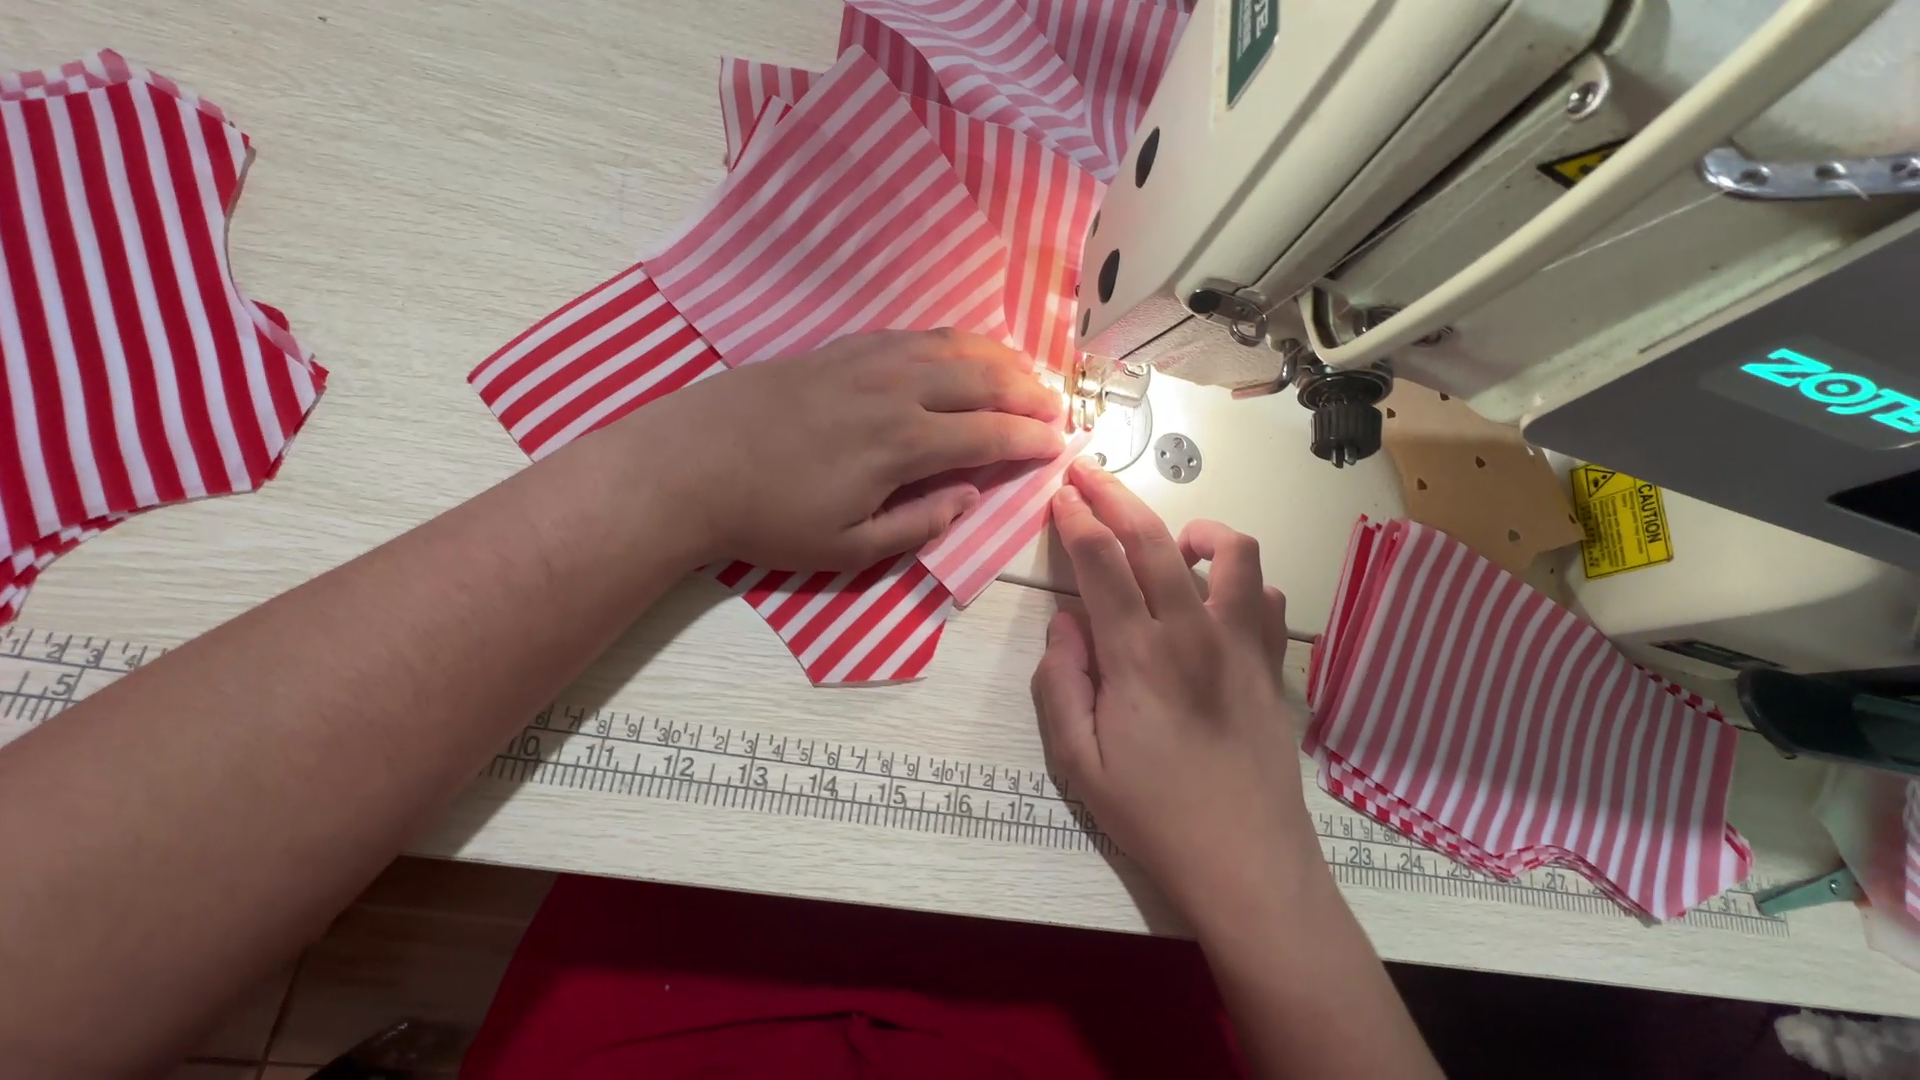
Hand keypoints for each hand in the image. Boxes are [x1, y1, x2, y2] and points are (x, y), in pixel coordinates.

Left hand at [604, 329, 1064, 570]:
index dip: (1032, 439)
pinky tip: (961, 351)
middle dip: (1030, 392)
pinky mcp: (840, 346)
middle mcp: (896, 389)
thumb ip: (918, 526)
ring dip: (999, 357)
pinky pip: (914, 334)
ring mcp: (866, 359)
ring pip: (953, 346)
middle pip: (983, 378)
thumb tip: (968, 498)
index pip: (989, 433)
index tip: (1060, 445)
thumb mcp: (847, 548)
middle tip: (1056, 407)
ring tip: (1026, 372)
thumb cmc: (769, 517)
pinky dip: (953, 341)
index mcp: (902, 443)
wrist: (688, 464)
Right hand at [1032, 459, 1316, 926]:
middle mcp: (1194, 633)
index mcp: (1139, 656)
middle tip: (1088, 472)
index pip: (1102, 561)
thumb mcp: (1080, 764)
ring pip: (1232, 550)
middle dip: (1115, 495)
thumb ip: (1060, 685)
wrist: (1248, 863)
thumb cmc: (1154, 817)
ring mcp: (1243, 644)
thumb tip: (1065, 625)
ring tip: (1169, 542)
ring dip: (1193, 529)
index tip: (1059, 493)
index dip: (1076, 519)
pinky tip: (1216, 602)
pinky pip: (1265, 596)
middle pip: (1154, 538)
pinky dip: (1239, 581)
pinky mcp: (1272, 664)